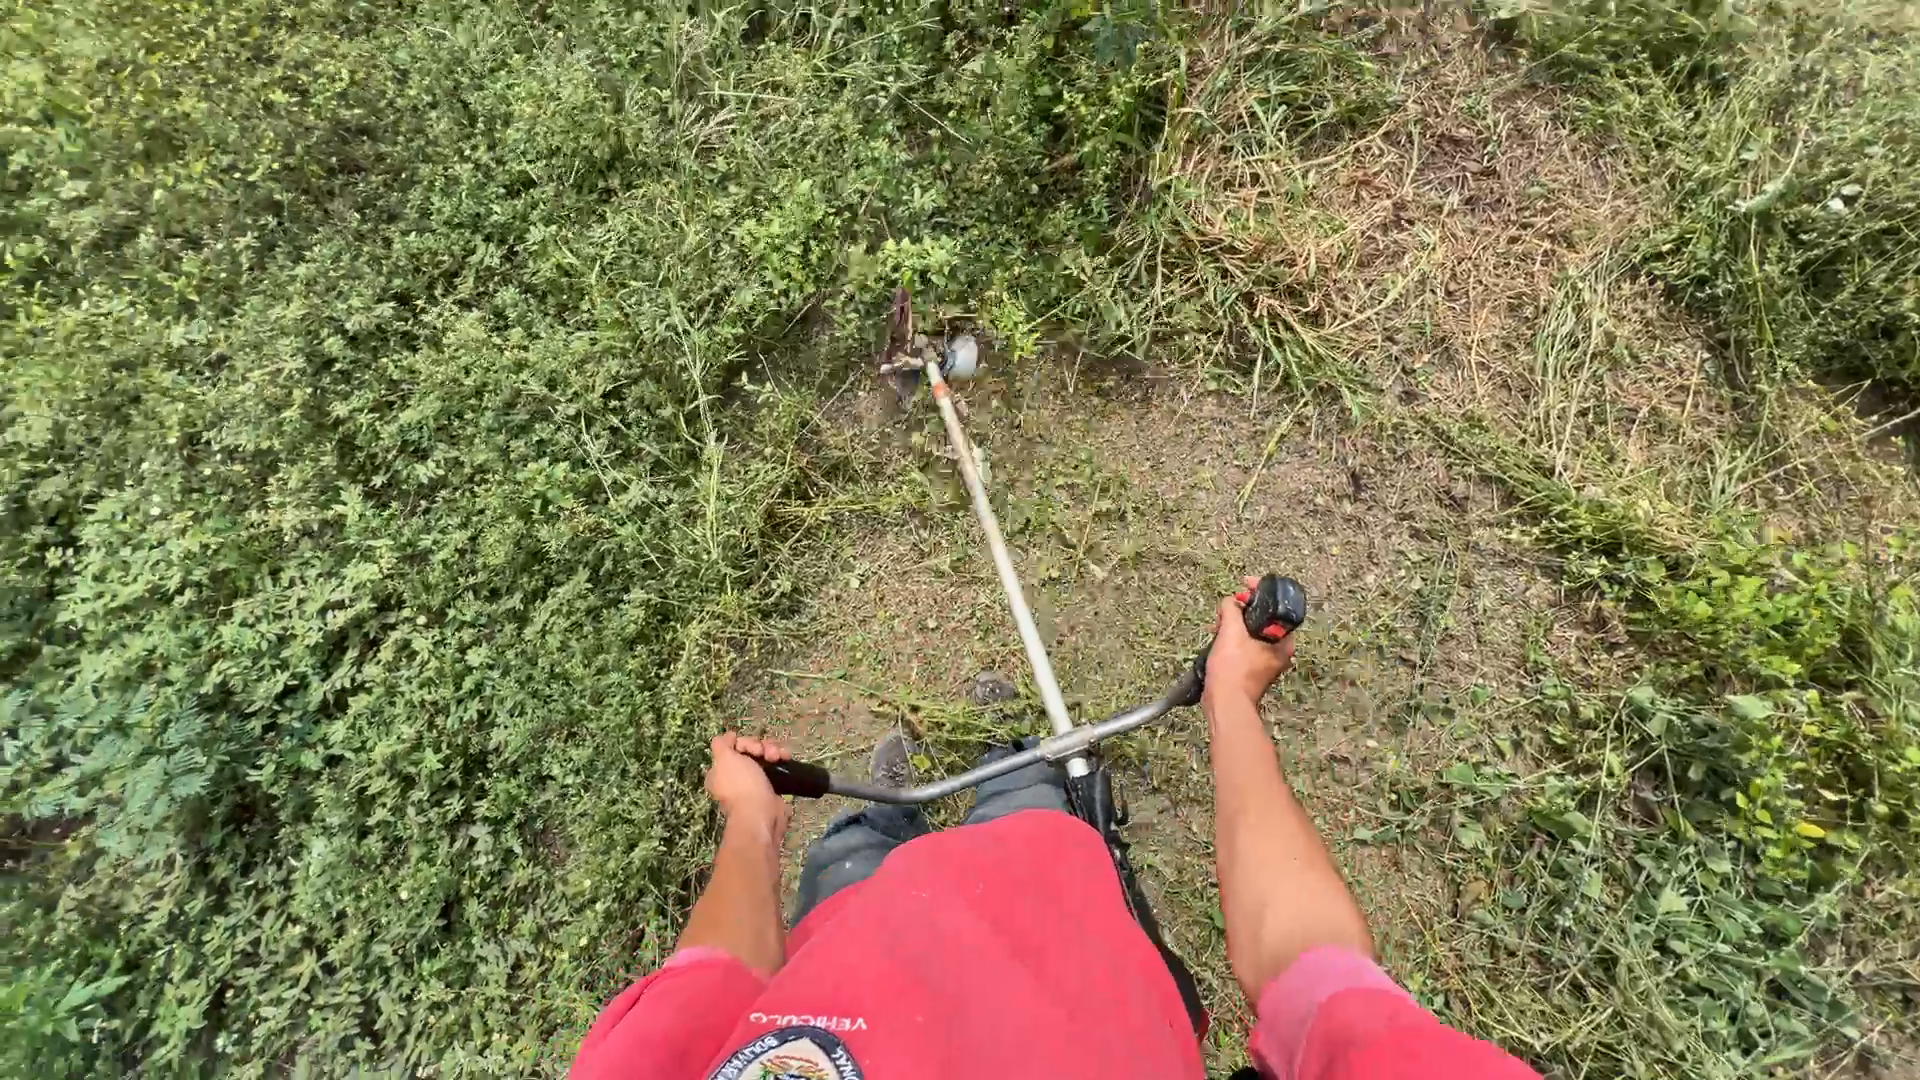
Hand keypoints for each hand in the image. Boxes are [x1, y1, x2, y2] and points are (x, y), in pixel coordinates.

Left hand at [704, 732, 791, 833]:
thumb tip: (729, 736)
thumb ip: (721, 744)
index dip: (743, 743)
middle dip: (760, 746)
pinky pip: (776, 764)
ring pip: (764, 754)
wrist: (761, 813)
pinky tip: (785, 758)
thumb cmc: (741, 785)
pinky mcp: (771, 784)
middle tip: (764, 753)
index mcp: (721, 771)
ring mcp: (754, 781)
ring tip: (778, 757)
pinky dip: (781, 758)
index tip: (749, 749)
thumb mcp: (724, 759)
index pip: (733, 746)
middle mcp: (736, 775)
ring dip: (772, 750)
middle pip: (750, 749)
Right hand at [1203, 575, 1295, 706]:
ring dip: (1234, 624)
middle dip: (1241, 610)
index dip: (1259, 592)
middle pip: (1262, 618)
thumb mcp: (1231, 632)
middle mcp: (1279, 650)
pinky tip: (1218, 638)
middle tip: (1227, 608)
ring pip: (1251, 631)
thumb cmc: (1233, 670)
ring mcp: (1266, 660)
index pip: (1276, 606)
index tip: (1245, 584)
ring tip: (1218, 625)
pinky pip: (1244, 644)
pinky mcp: (1252, 667)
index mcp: (1283, 641)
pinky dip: (1232, 638)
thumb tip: (1229, 601)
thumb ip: (1231, 609)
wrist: (1226, 702)